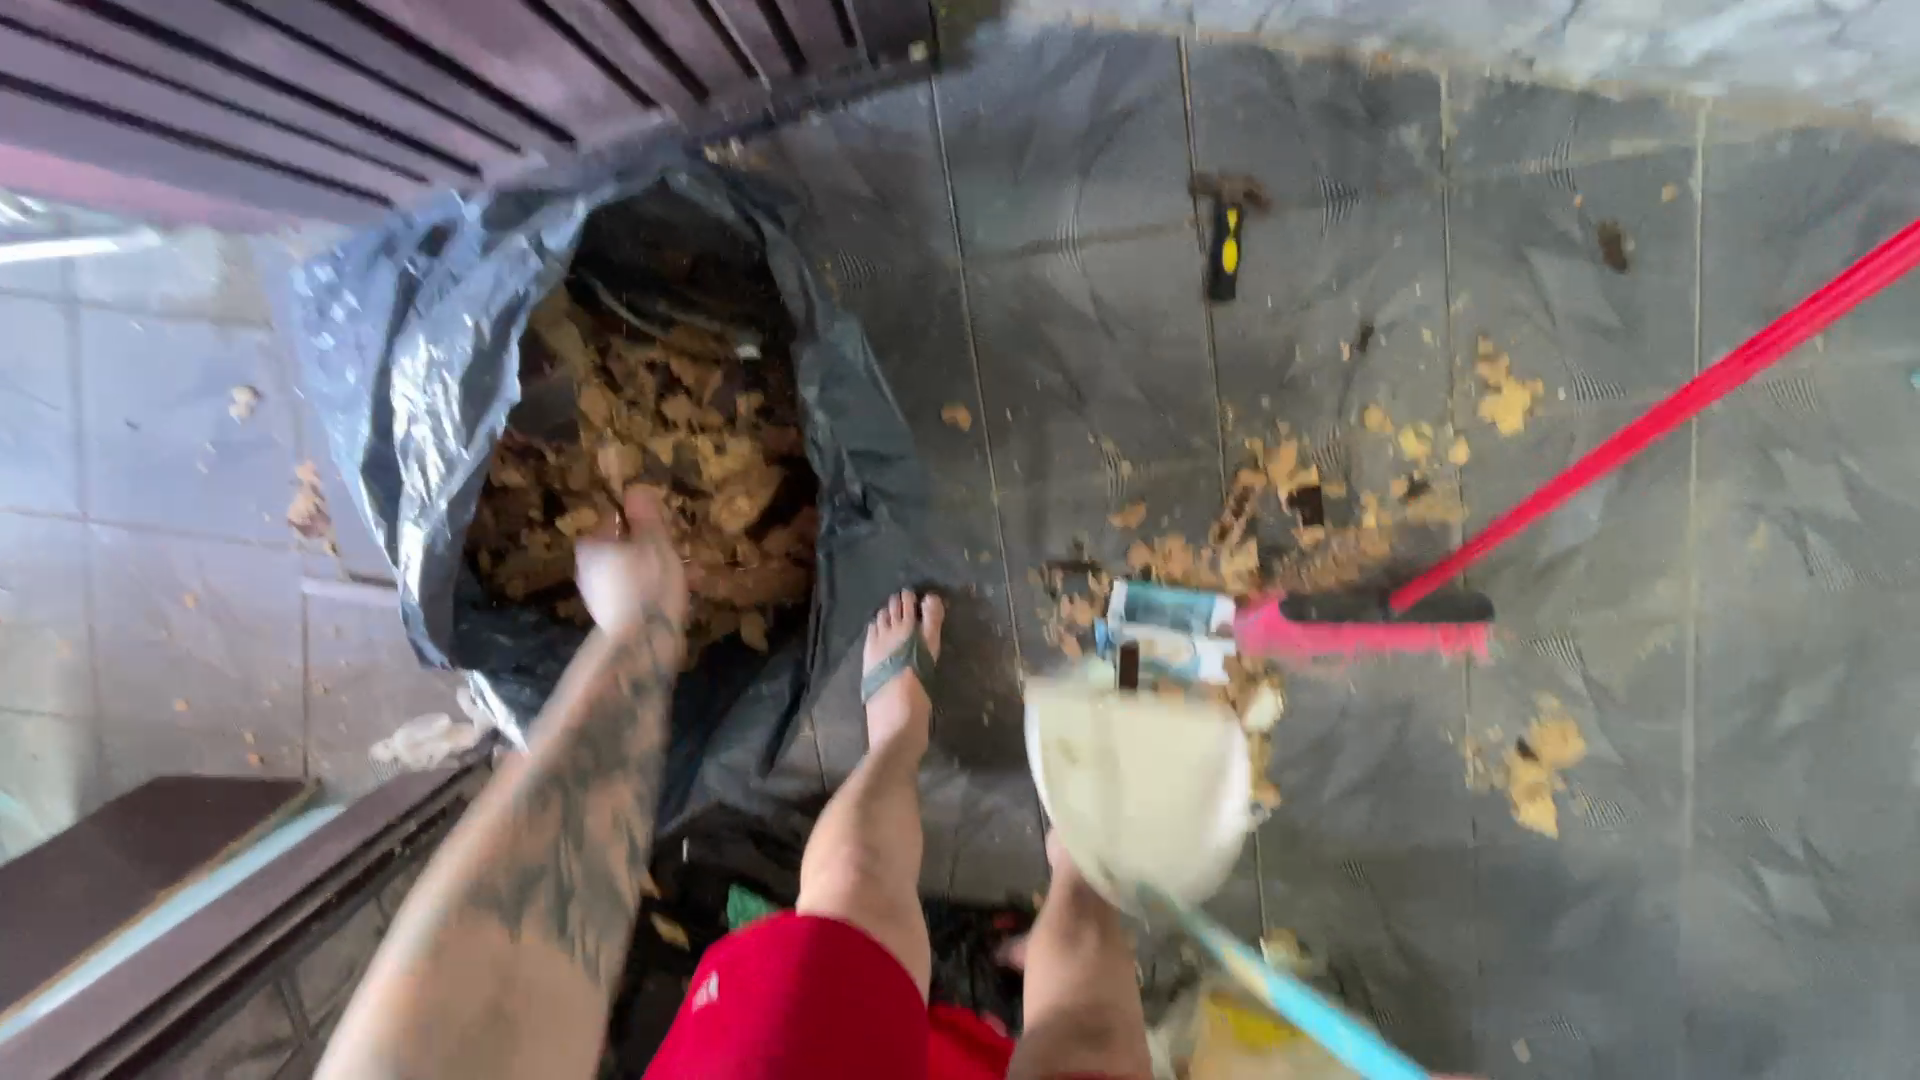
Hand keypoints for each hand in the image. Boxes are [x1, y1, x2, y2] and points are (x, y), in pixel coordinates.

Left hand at [574, 487, 688, 636]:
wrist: (643, 644)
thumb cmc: (648, 585)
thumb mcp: (653, 541)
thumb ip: (645, 515)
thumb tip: (635, 488)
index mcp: (592, 546)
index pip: (613, 519)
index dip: (640, 520)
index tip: (664, 526)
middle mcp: (588, 570)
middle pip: (624, 547)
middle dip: (653, 547)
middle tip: (681, 552)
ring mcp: (600, 596)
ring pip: (633, 571)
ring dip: (658, 570)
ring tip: (690, 575)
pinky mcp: (614, 618)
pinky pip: (637, 593)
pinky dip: (655, 591)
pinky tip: (679, 597)